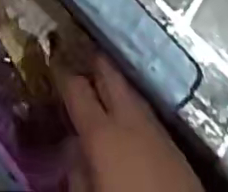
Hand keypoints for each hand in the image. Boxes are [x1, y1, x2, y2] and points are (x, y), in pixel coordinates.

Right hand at [61, 57, 203, 191]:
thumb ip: (77, 170)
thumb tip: (75, 151)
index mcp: (101, 131)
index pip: (76, 88)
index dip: (63, 73)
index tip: (54, 61)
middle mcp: (128, 119)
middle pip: (109, 75)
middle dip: (93, 62)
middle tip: (79, 56)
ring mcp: (155, 128)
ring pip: (130, 91)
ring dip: (114, 84)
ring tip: (100, 85)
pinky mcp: (174, 144)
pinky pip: (145, 112)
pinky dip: (130, 106)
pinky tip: (125, 118)